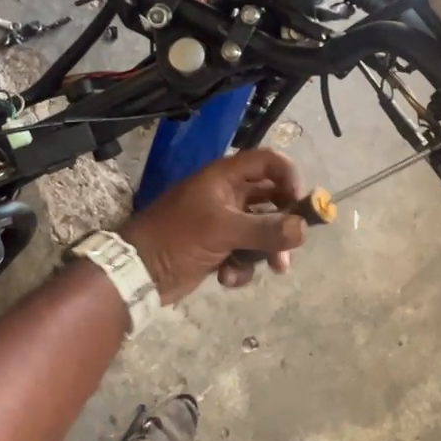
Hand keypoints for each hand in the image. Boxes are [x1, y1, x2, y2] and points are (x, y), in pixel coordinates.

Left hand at [118, 149, 307, 303]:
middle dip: (284, 224)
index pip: (268, 162)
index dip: (289, 176)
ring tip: (273, 269)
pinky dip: (243, 267)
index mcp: (225, 177)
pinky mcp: (219, 248)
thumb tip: (303, 230)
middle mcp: (228, 195)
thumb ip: (265, 229)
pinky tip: (228, 279)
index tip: (301, 203)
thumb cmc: (178, 238)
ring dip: (268, 251)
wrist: (138, 271)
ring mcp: (223, 223)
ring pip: (262, 231)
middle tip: (294, 244)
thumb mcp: (223, 230)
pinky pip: (246, 253)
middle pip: (272, 200)